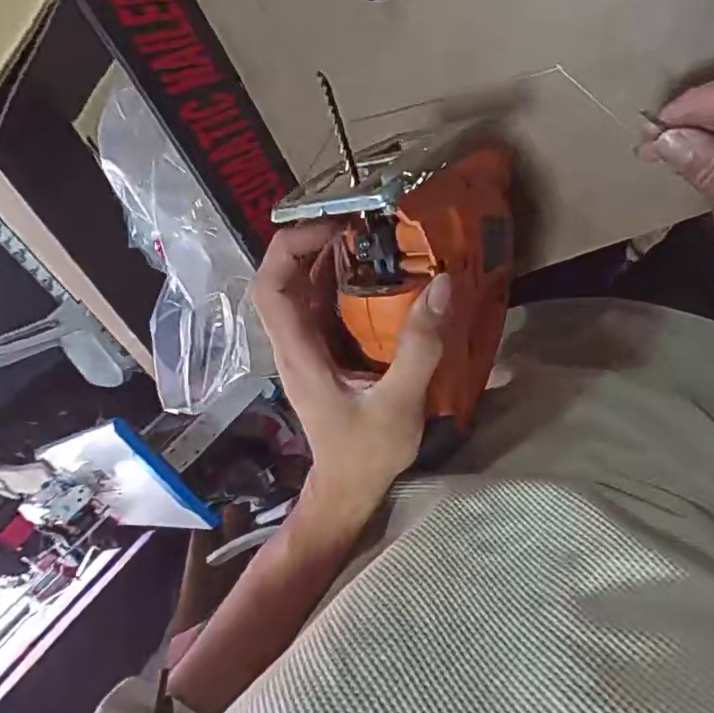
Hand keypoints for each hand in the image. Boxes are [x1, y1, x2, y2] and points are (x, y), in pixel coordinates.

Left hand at [252, 221, 451, 515]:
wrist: (348, 489)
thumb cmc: (365, 454)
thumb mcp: (399, 405)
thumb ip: (421, 349)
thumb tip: (443, 285)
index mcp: (299, 353)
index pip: (270, 288)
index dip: (290, 247)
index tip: (334, 226)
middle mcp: (295, 345)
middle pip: (283, 279)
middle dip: (313, 243)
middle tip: (361, 223)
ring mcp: (307, 349)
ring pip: (303, 291)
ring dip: (330, 260)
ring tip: (373, 237)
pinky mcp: (325, 355)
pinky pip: (324, 307)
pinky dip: (344, 283)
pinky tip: (378, 274)